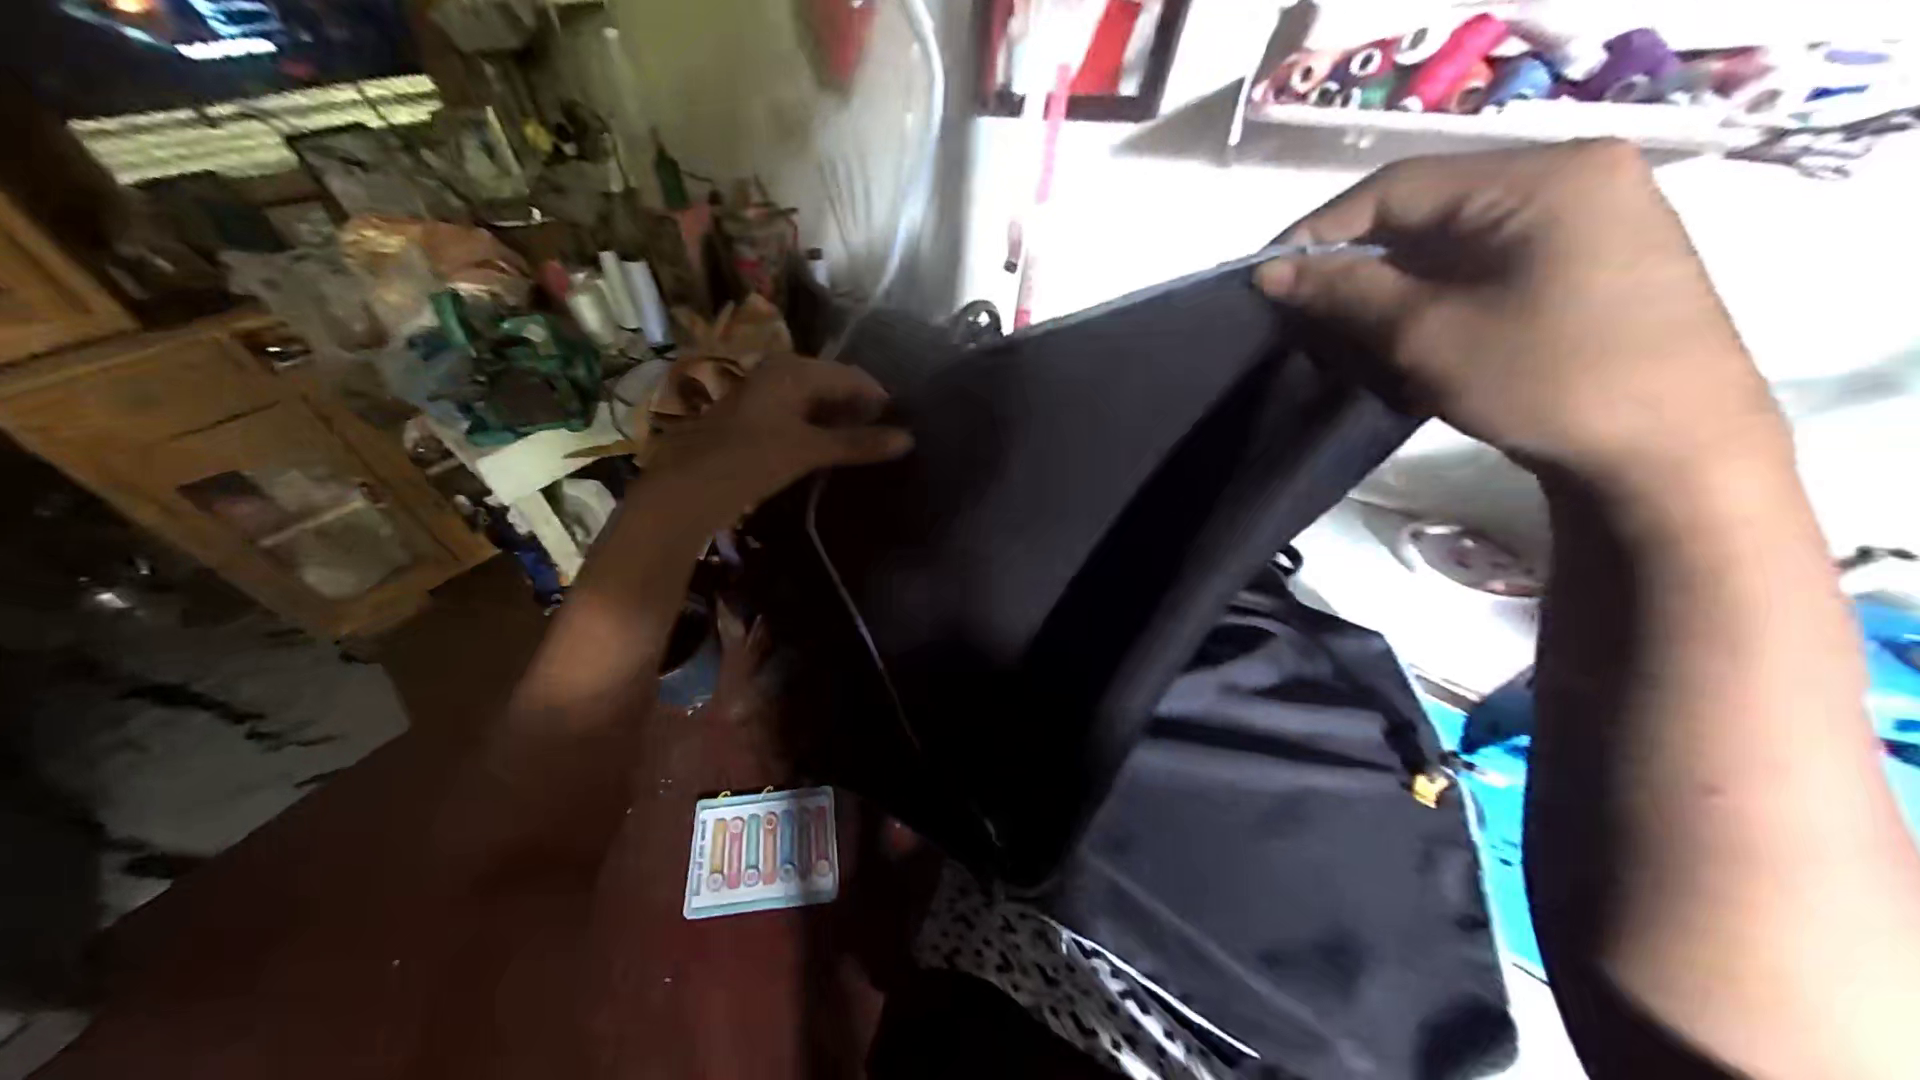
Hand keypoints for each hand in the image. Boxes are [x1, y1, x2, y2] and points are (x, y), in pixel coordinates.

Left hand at [647, 351, 913, 513]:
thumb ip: (859, 444)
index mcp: (795, 369)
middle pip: (835, 384)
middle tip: (886, 437)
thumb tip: (908, 440)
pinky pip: (800, 412)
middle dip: (861, 409)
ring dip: (841, 420)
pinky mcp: (757, 414)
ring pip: (817, 399)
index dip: (879, 399)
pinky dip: (820, 427)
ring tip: (865, 445)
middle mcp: (780, 370)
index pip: (853, 376)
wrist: (688, 487)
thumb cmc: (751, 460)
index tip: (902, 425)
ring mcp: (766, 391)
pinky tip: (831, 448)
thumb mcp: (810, 450)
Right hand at [1257, 140, 1783, 479]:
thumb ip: (1346, 291)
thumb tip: (1271, 269)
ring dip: (1390, 288)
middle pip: (1427, 212)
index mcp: (1543, 176)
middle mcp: (1571, 180)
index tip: (1268, 276)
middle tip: (1301, 310)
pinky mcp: (1586, 267)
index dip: (1321, 230)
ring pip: (1451, 245)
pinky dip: (1432, 299)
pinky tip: (1402, 337)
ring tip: (1344, 332)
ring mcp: (1586, 223)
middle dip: (1355, 264)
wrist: (1673, 455)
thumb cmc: (1549, 380)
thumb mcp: (1429, 333)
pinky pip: (1484, 268)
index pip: (1398, 185)